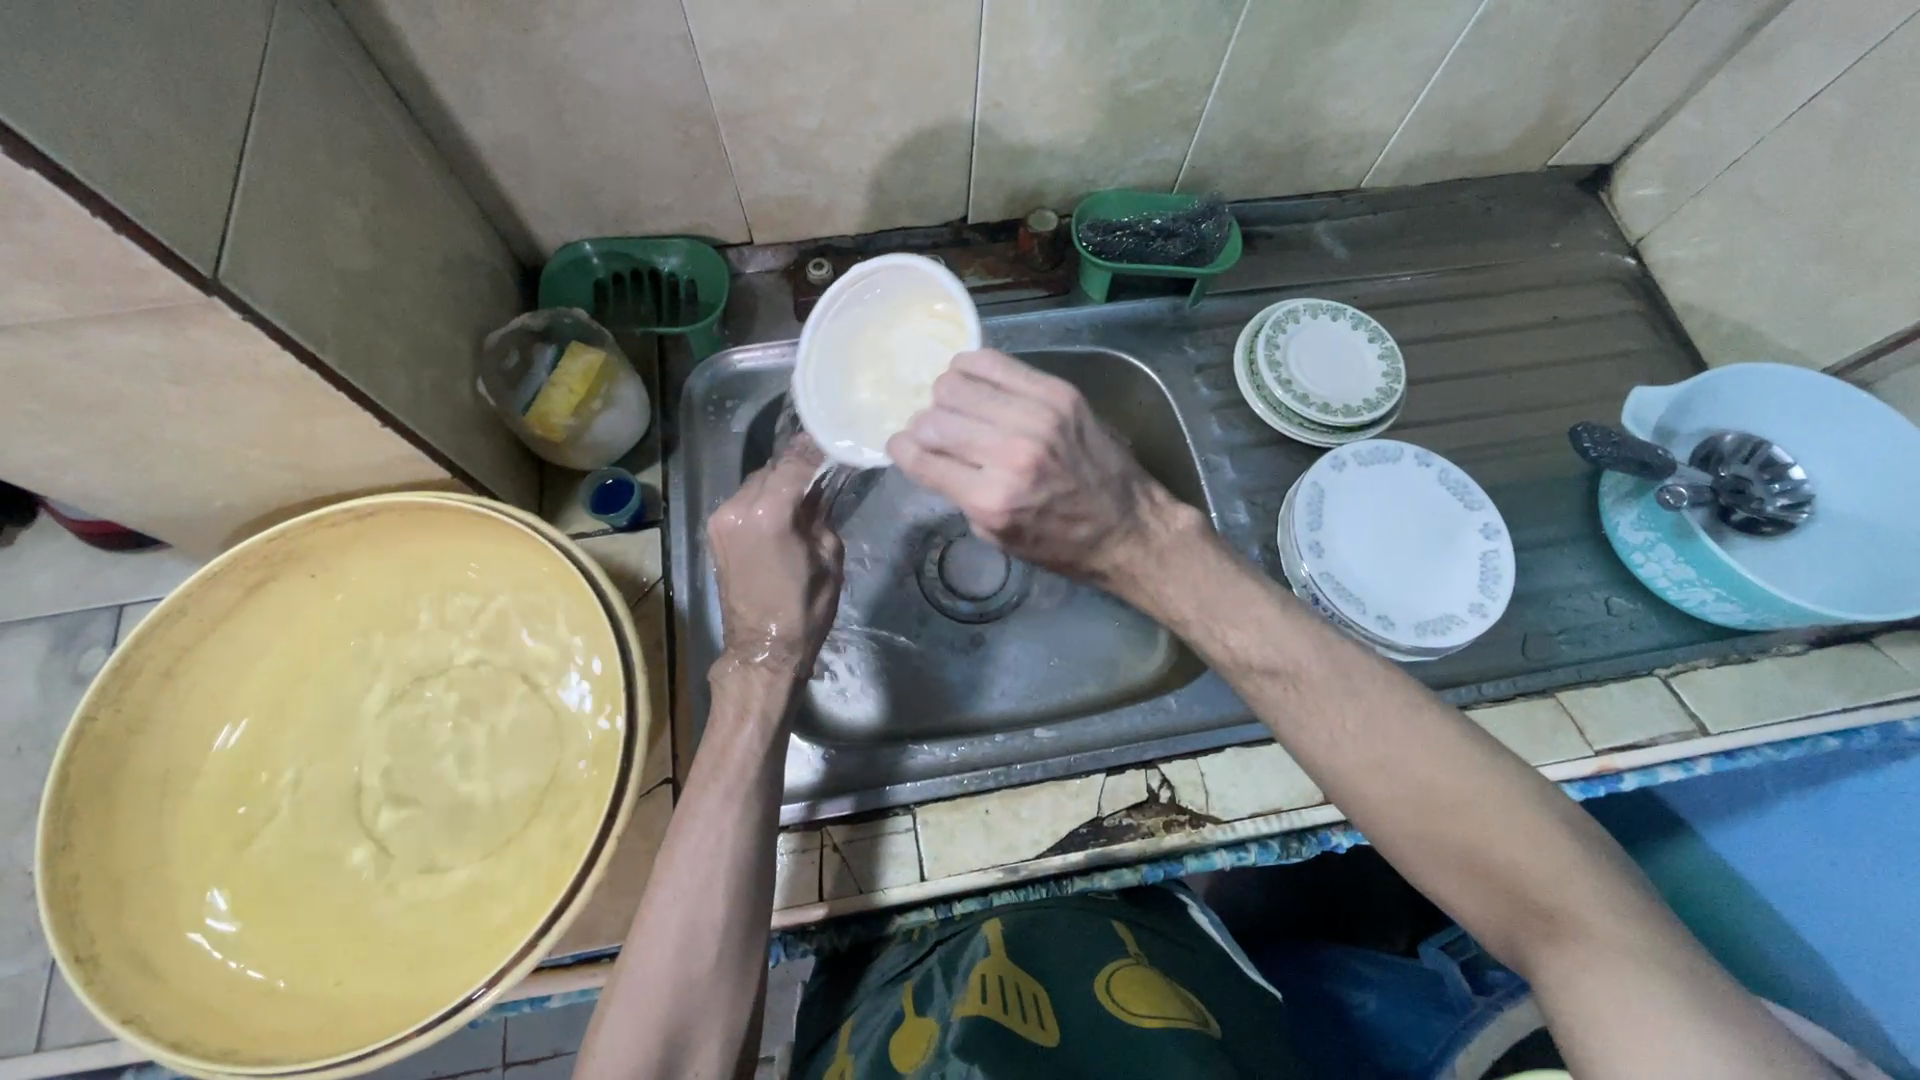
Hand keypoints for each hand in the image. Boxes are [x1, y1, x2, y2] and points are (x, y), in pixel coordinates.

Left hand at [706, 433, 843, 678]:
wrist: (762, 650)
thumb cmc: (805, 609)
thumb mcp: (829, 557)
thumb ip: (820, 514)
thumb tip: (818, 489)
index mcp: (769, 515)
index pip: (794, 463)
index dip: (814, 449)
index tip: (831, 439)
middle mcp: (737, 509)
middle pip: (771, 469)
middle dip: (796, 468)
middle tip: (821, 471)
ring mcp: (721, 520)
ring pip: (755, 483)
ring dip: (777, 484)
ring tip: (801, 496)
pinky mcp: (715, 533)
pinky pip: (743, 502)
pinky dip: (763, 500)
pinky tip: (781, 513)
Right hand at [886, 349, 1189, 587]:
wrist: (1128, 527)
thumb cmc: (1059, 543)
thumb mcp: (997, 535)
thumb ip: (958, 492)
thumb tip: (929, 453)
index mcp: (991, 499)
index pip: (921, 456)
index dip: (901, 449)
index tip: (900, 445)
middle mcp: (1010, 453)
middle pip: (934, 417)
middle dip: (924, 426)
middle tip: (936, 434)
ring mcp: (1036, 417)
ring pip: (956, 383)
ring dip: (946, 397)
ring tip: (958, 409)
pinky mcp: (1057, 393)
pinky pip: (993, 361)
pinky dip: (972, 368)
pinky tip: (975, 383)